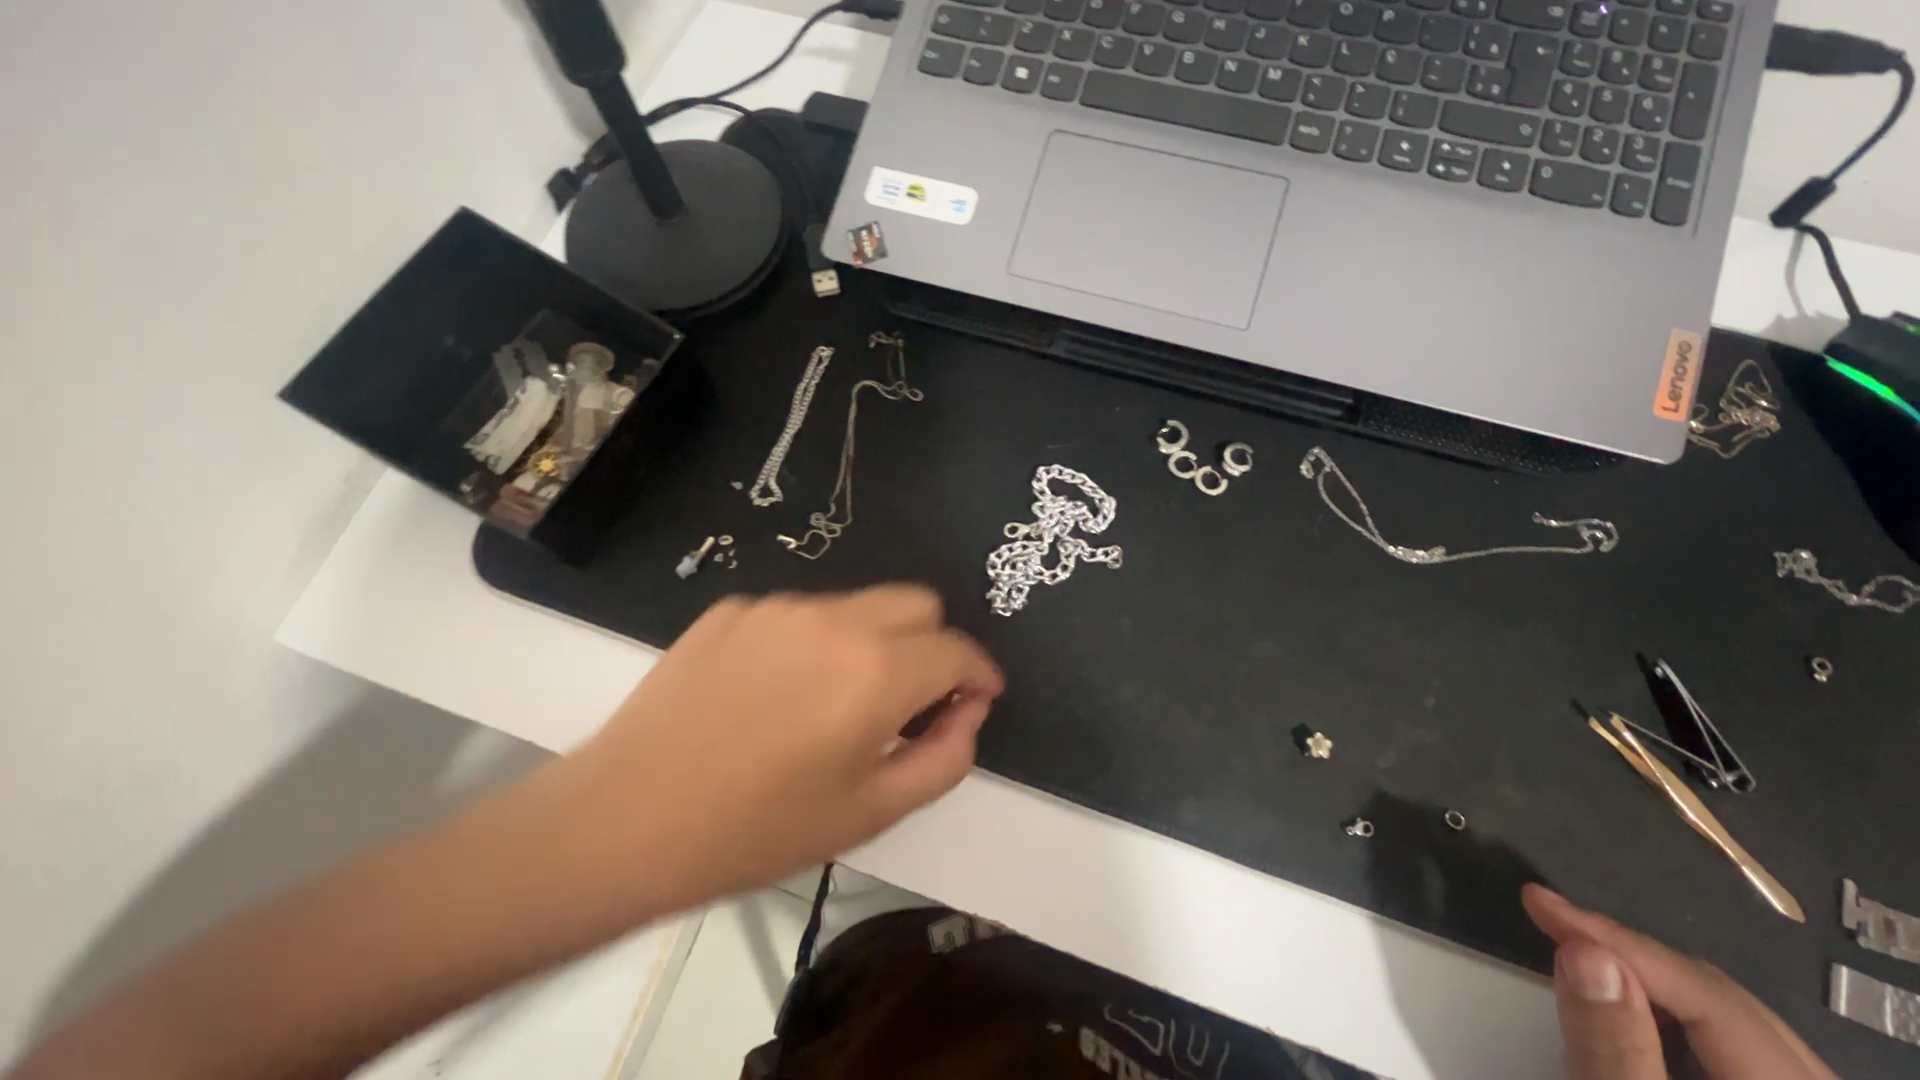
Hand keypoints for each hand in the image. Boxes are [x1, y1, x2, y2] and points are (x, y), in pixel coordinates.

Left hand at [566, 585, 1003, 909]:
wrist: (626, 818)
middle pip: (917, 603)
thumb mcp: (871, 813)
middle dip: (934, 645)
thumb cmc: (757, 830)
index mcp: (875, 672)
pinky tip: (776, 696)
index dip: (980, 674)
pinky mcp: (730, 609)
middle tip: (914, 701)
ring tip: (836, 704)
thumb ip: (944, 758)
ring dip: (873, 642)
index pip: (957, 650)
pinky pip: (800, 615)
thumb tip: (968, 712)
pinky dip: (814, 644)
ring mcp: (776, 607)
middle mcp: (833, 621)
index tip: (977, 700)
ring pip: (858, 605)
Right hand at [1523, 885, 1837, 1079]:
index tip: (1537, 900)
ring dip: (1638, 980)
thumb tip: (1583, 951)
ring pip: (1718, 1013)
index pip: (1702, 988)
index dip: (1614, 938)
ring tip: (1573, 957)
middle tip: (1549, 921)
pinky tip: (1619, 1009)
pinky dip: (1659, 1012)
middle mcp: (1809, 1079)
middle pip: (1715, 994)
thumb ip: (1615, 1044)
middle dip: (1625, 954)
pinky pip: (1720, 1038)